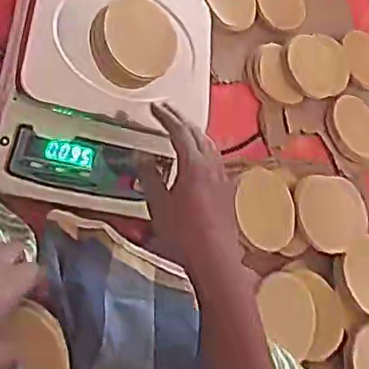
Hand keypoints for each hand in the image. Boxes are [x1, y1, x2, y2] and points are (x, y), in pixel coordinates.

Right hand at [137, 102, 242, 282]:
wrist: (216, 260)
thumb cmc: (183, 234)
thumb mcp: (158, 206)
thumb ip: (150, 178)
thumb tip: (142, 158)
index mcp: (194, 164)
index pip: (179, 131)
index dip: (165, 117)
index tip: (154, 107)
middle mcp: (212, 165)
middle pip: (197, 133)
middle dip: (180, 119)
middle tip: (165, 110)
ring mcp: (222, 177)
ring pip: (209, 144)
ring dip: (193, 132)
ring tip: (180, 128)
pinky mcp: (227, 189)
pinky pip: (214, 157)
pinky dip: (202, 147)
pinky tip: (197, 156)